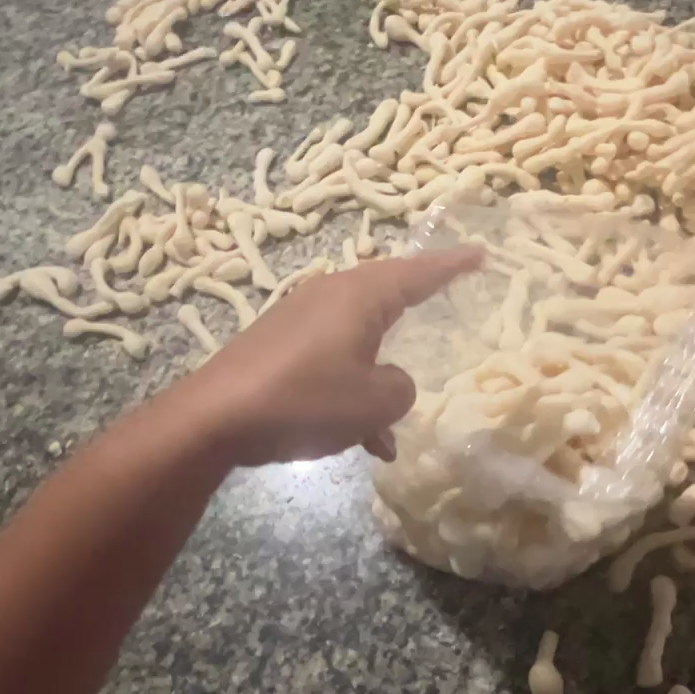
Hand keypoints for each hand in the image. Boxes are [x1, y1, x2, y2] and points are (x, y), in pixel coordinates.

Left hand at [176, 248, 480, 467]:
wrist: (214, 419)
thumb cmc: (305, 400)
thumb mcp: (374, 402)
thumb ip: (401, 388)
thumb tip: (392, 382)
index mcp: (360, 297)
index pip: (418, 272)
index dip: (452, 265)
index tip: (480, 253)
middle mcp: (331, 296)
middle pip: (387, 292)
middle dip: (418, 301)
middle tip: (449, 291)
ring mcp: (301, 320)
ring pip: (360, 336)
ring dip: (380, 373)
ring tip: (393, 422)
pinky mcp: (280, 346)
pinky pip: (332, 359)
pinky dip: (351, 390)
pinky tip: (360, 440)